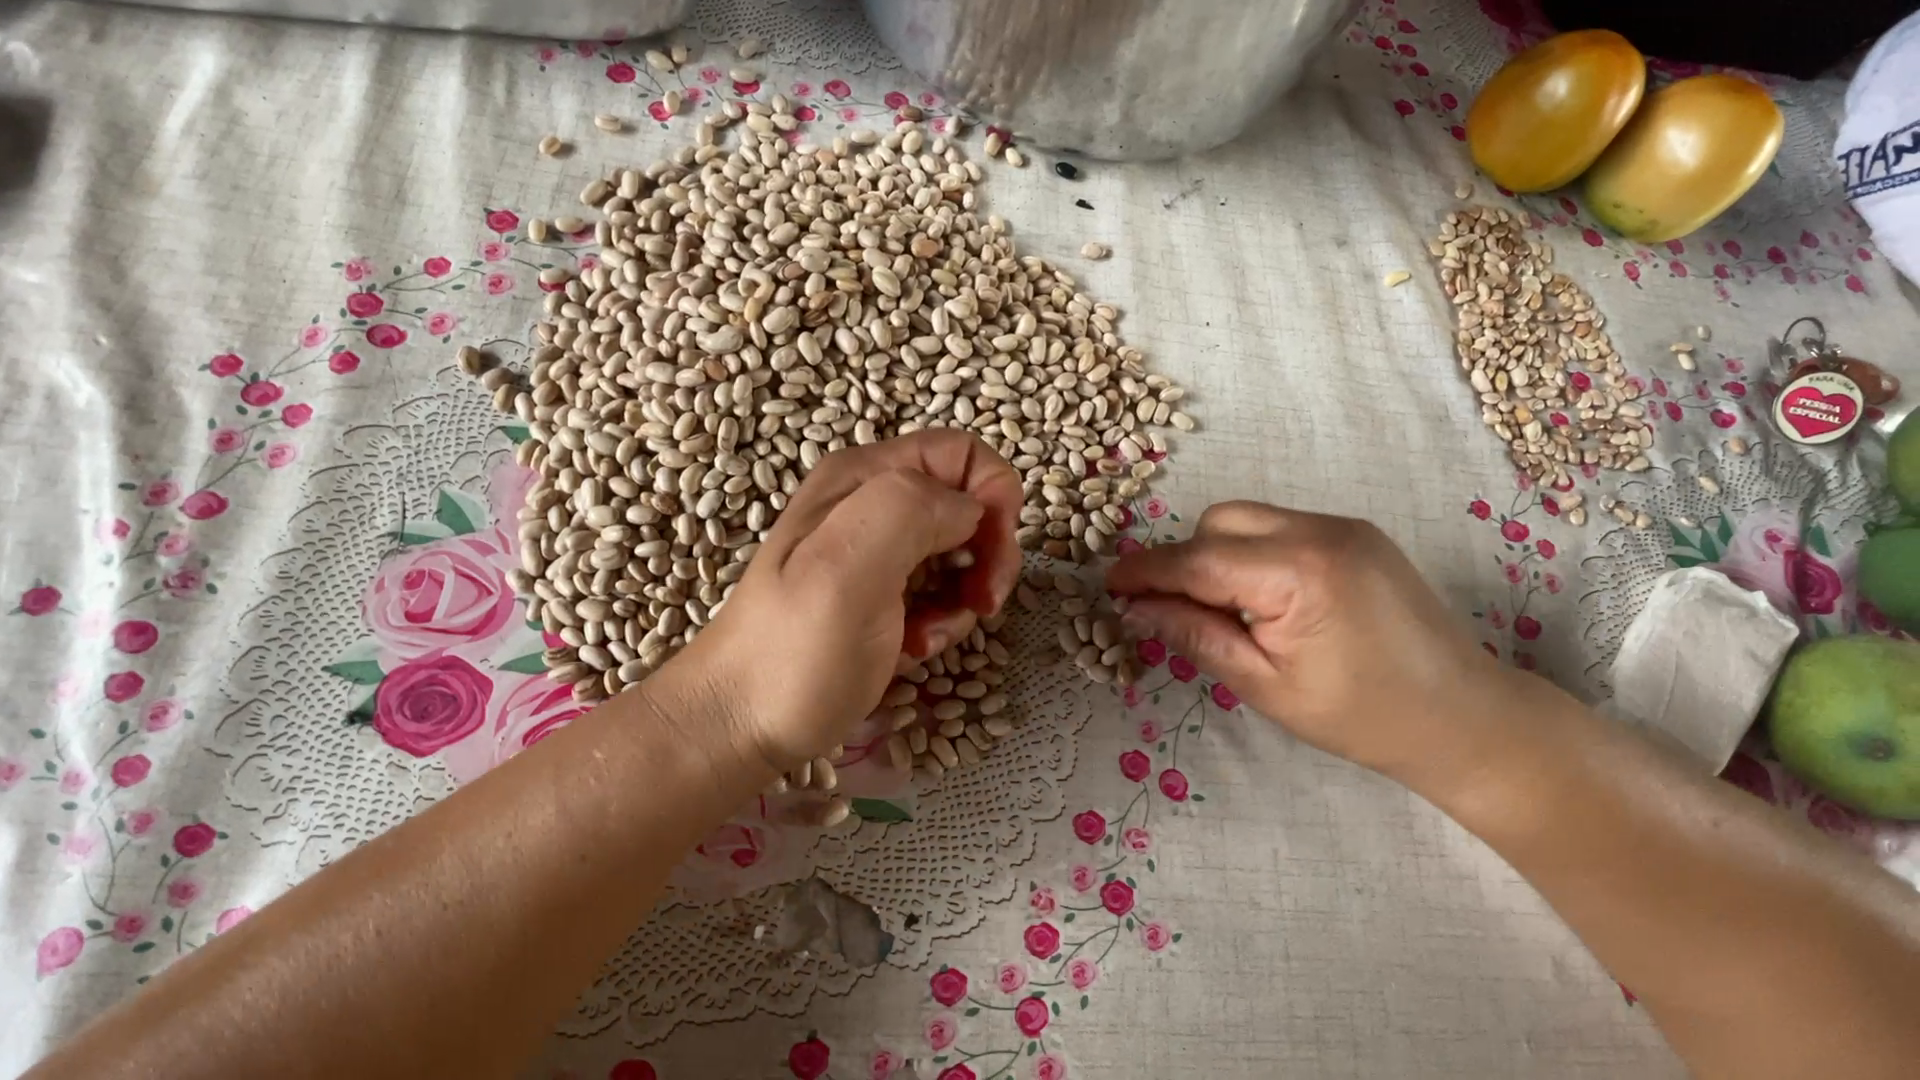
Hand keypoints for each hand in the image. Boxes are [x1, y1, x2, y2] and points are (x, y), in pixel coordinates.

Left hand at [649, 429, 1024, 772]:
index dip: (994, 498)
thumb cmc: (793, 651)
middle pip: (968, 505)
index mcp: (863, 478)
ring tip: (926, 638)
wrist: (739, 725)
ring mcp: (874, 552)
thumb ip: (911, 510)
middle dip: (986, 555)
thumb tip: (969, 511)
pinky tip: (913, 649)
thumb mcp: (846, 568)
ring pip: (959, 554)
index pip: (963, 454)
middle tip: (979, 605)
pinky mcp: (879, 597)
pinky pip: (938, 594)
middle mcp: (871, 504)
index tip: (990, 560)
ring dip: (962, 598)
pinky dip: (941, 622)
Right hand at [1105, 501, 1512, 780]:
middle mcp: (1319, 531)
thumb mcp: (1263, 685)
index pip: (1197, 560)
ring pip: (1246, 518)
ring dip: (1218, 554)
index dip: (1145, 571)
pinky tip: (1265, 598)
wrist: (1463, 715)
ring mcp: (1342, 525)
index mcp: (1297, 574)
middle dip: (1185, 560)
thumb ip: (1195, 634)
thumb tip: (1137, 607)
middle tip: (1176, 610)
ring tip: (1226, 609)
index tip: (1108, 585)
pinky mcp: (1355, 532)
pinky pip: (1279, 527)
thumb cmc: (1360, 716)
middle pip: (1218, 522)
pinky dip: (1253, 553)